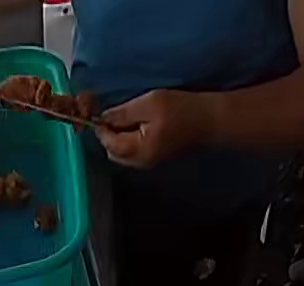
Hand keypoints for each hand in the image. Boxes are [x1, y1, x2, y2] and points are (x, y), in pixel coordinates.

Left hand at [96, 90, 211, 168]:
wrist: (205, 121)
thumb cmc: (180, 109)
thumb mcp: (150, 103)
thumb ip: (124, 113)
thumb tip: (102, 119)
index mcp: (140, 150)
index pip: (110, 144)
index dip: (101, 129)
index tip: (98, 111)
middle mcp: (141, 162)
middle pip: (113, 153)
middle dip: (107, 136)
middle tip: (112, 114)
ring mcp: (146, 163)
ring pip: (120, 155)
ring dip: (116, 138)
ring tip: (124, 119)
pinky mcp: (151, 159)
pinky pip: (130, 153)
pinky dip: (125, 141)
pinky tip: (133, 126)